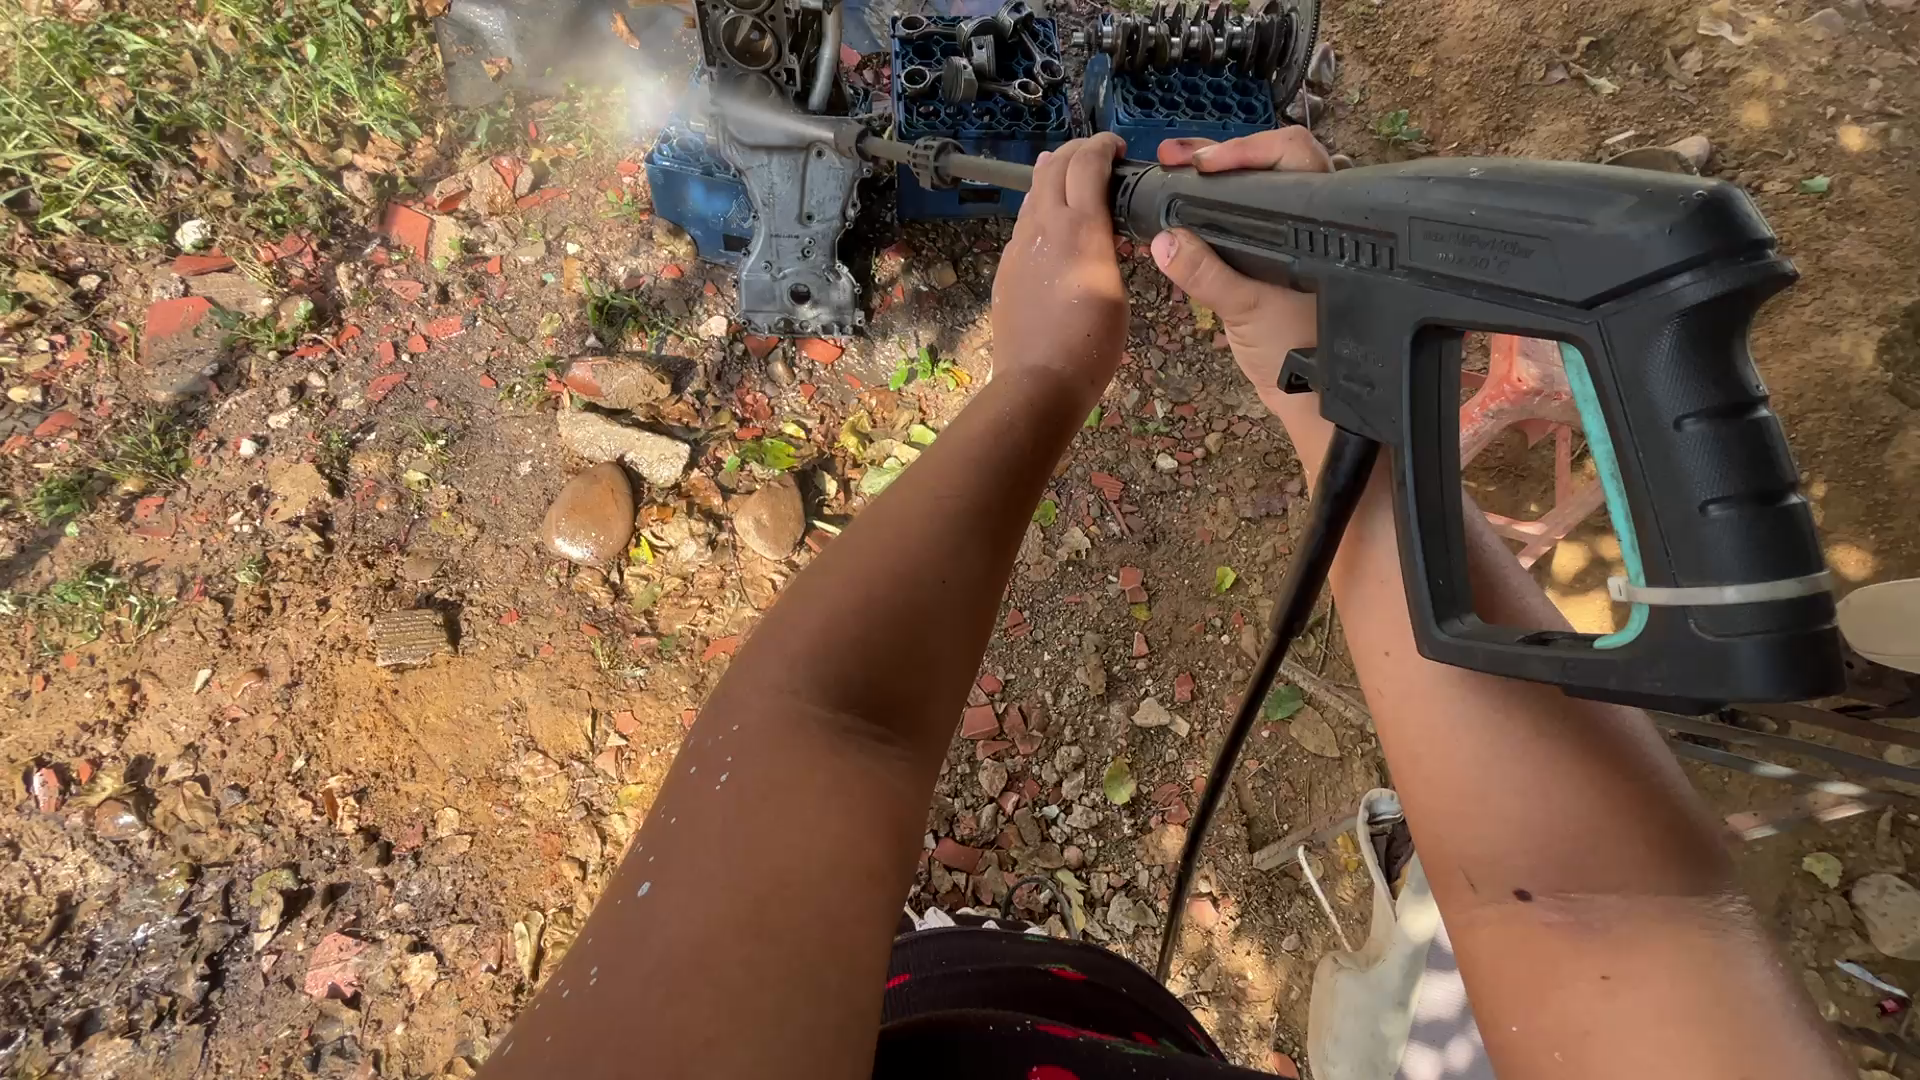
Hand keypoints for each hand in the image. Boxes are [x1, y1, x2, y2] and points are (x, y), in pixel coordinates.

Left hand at [991, 133, 1128, 402]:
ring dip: (1053, 178)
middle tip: (1095, 157)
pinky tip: (1050, 228)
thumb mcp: (1117, 291)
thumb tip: (1100, 231)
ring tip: (1070, 180)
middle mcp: (1045, 227)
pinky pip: (1023, 226)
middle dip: (1076, 151)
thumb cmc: (1091, 345)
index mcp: (1081, 228)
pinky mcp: (1005, 269)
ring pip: (1033, 194)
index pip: (1087, 162)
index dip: (1102, 146)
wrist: (1039, 382)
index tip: (1116, 149)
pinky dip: (1040, 212)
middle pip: (1054, 165)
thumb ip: (1107, 250)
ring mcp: (1018, 248)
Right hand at [1149, 129, 1331, 408]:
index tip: (1201, 166)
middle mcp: (1308, 222)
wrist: (1304, 396)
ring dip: (1212, 181)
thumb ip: (1207, 274)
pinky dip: (1208, 213)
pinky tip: (1179, 214)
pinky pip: (1237, 224)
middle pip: (1268, 165)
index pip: (1288, 157)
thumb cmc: (1294, 350)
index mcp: (1319, 222)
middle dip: (1220, 156)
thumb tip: (1163, 241)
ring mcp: (1287, 242)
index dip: (1244, 151)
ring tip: (1171, 170)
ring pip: (1252, 193)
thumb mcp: (1247, 309)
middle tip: (1173, 157)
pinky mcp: (1265, 264)